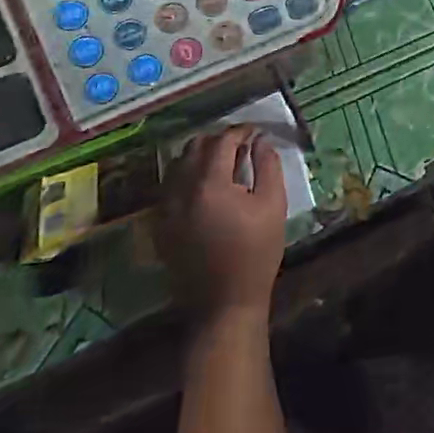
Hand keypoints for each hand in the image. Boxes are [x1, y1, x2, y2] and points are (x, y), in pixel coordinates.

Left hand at [157, 126, 286, 318]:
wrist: (224, 301)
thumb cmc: (256, 252)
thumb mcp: (273, 204)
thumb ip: (267, 166)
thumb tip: (260, 141)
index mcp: (209, 184)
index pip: (221, 141)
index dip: (240, 131)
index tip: (255, 131)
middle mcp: (181, 190)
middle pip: (194, 147)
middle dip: (218, 139)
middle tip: (241, 145)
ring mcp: (166, 208)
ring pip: (178, 164)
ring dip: (200, 155)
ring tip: (224, 162)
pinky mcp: (160, 223)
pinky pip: (170, 186)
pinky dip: (187, 176)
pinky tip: (206, 186)